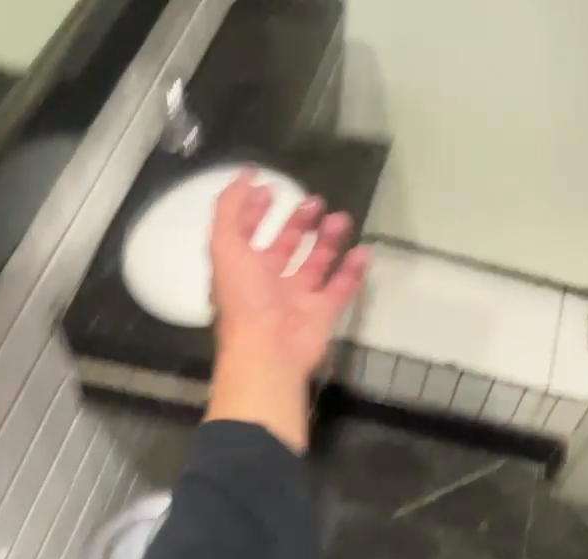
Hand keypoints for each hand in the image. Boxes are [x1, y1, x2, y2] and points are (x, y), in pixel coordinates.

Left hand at [205, 171, 368, 451]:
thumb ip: (229, 209)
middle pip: (285, 246)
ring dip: (327, 239)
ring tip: (341, 218)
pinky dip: (353, 270)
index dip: (254, 210)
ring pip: (316, 263)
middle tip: (315, 201)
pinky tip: (362, 249)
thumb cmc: (244, 300)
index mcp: (242, 269)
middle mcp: (269, 283)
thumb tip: (245, 177)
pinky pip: (342, 287)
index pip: (247, 233)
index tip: (269, 188)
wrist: (269, 353)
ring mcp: (298, 299)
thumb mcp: (224, 246)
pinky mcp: (323, 313)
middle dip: (298, 222)